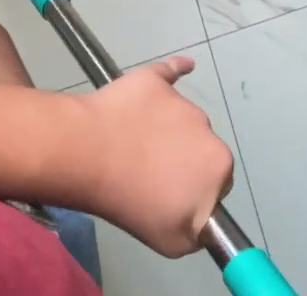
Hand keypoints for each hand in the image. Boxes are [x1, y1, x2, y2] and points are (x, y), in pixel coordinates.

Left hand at [76, 56, 234, 256]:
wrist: (88, 153)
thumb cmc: (131, 200)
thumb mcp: (175, 242)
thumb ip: (201, 230)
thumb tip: (203, 215)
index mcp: (219, 165)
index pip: (215, 180)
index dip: (192, 188)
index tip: (168, 192)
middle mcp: (205, 126)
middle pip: (197, 144)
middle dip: (179, 156)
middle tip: (145, 168)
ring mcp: (176, 99)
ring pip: (177, 116)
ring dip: (163, 126)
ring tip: (131, 140)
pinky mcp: (151, 79)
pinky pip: (169, 72)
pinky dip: (177, 69)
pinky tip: (186, 65)